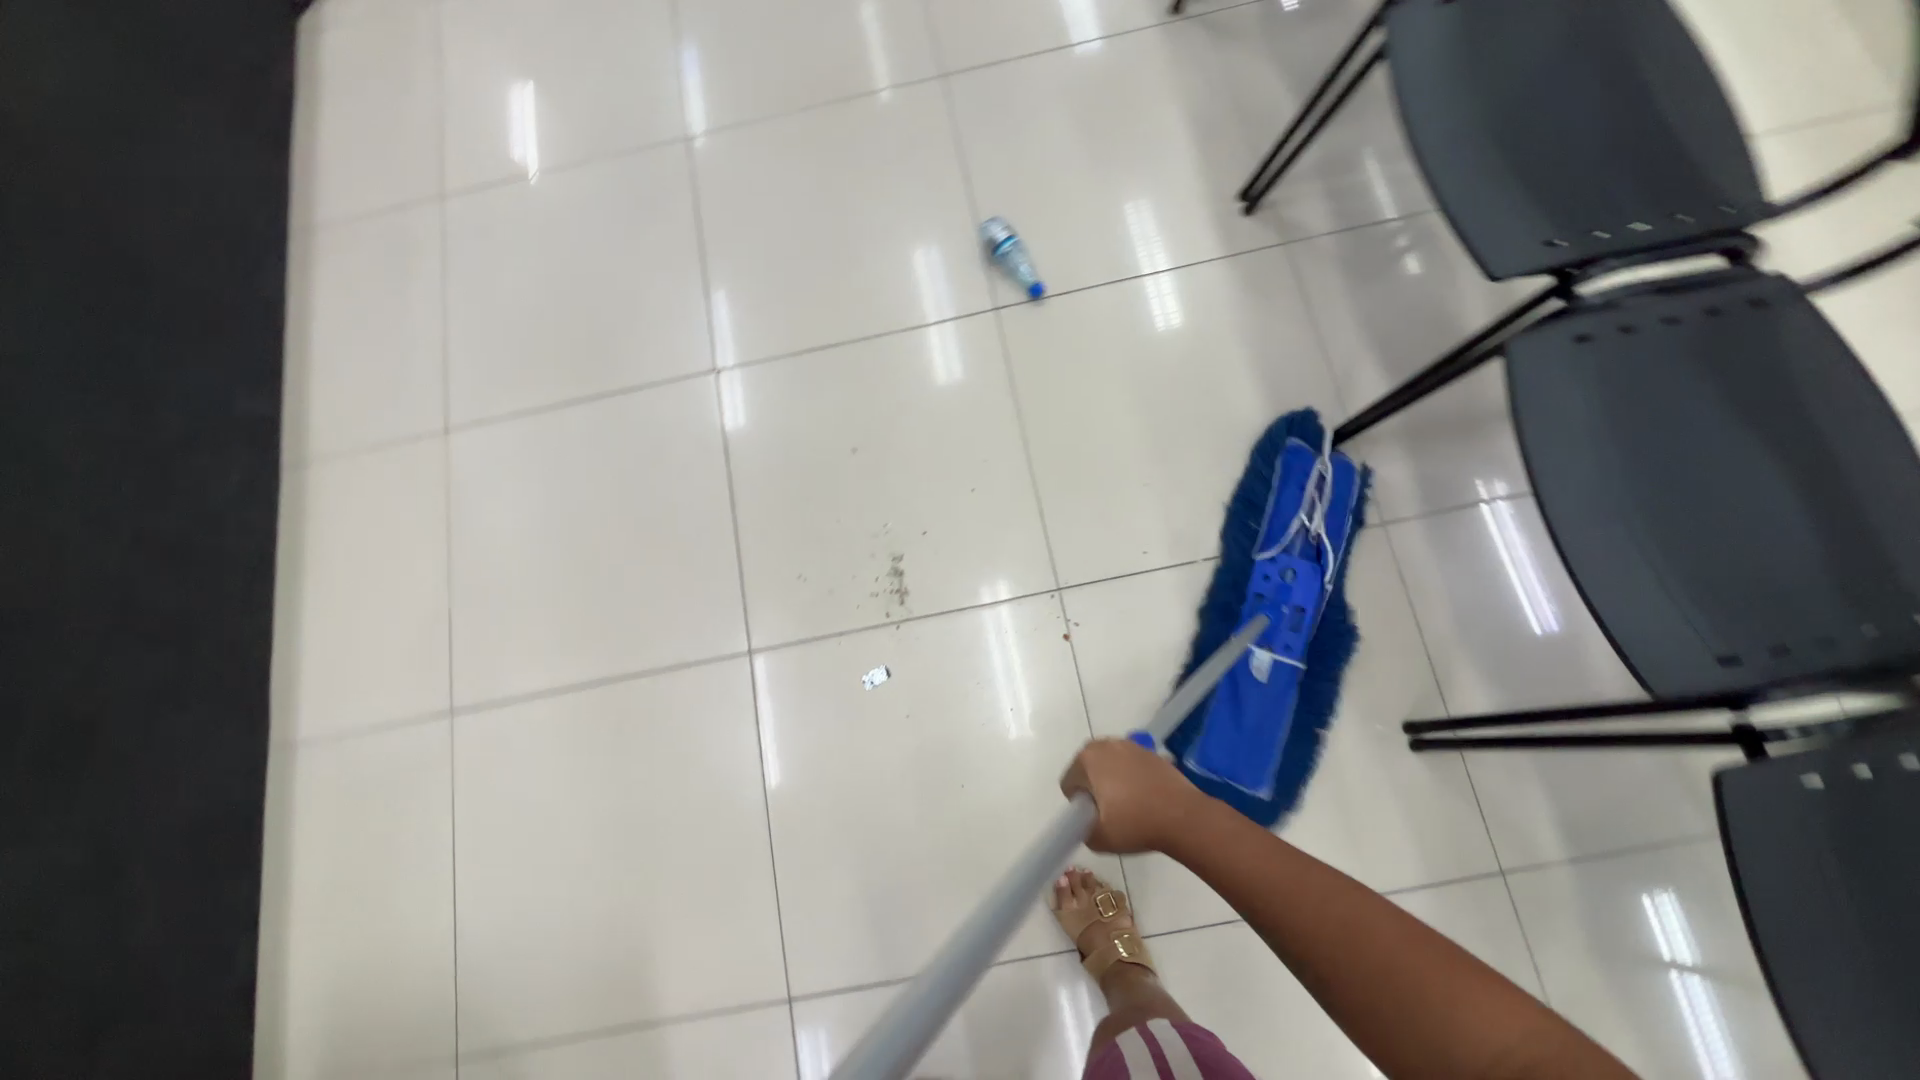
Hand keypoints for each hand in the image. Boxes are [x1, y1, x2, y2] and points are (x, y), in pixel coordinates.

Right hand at [1060, 738, 1209, 853]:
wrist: (1184, 817)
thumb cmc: (1136, 824)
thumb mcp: (1098, 838)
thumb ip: (1082, 830)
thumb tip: (1088, 823)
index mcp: (1087, 759)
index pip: (1069, 783)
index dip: (1078, 804)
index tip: (1094, 818)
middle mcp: (1106, 745)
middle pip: (1088, 769)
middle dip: (1093, 787)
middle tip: (1109, 811)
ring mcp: (1131, 745)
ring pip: (1110, 765)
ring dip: (1112, 780)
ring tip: (1128, 805)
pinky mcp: (1151, 752)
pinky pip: (1131, 765)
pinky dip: (1132, 777)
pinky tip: (1145, 797)